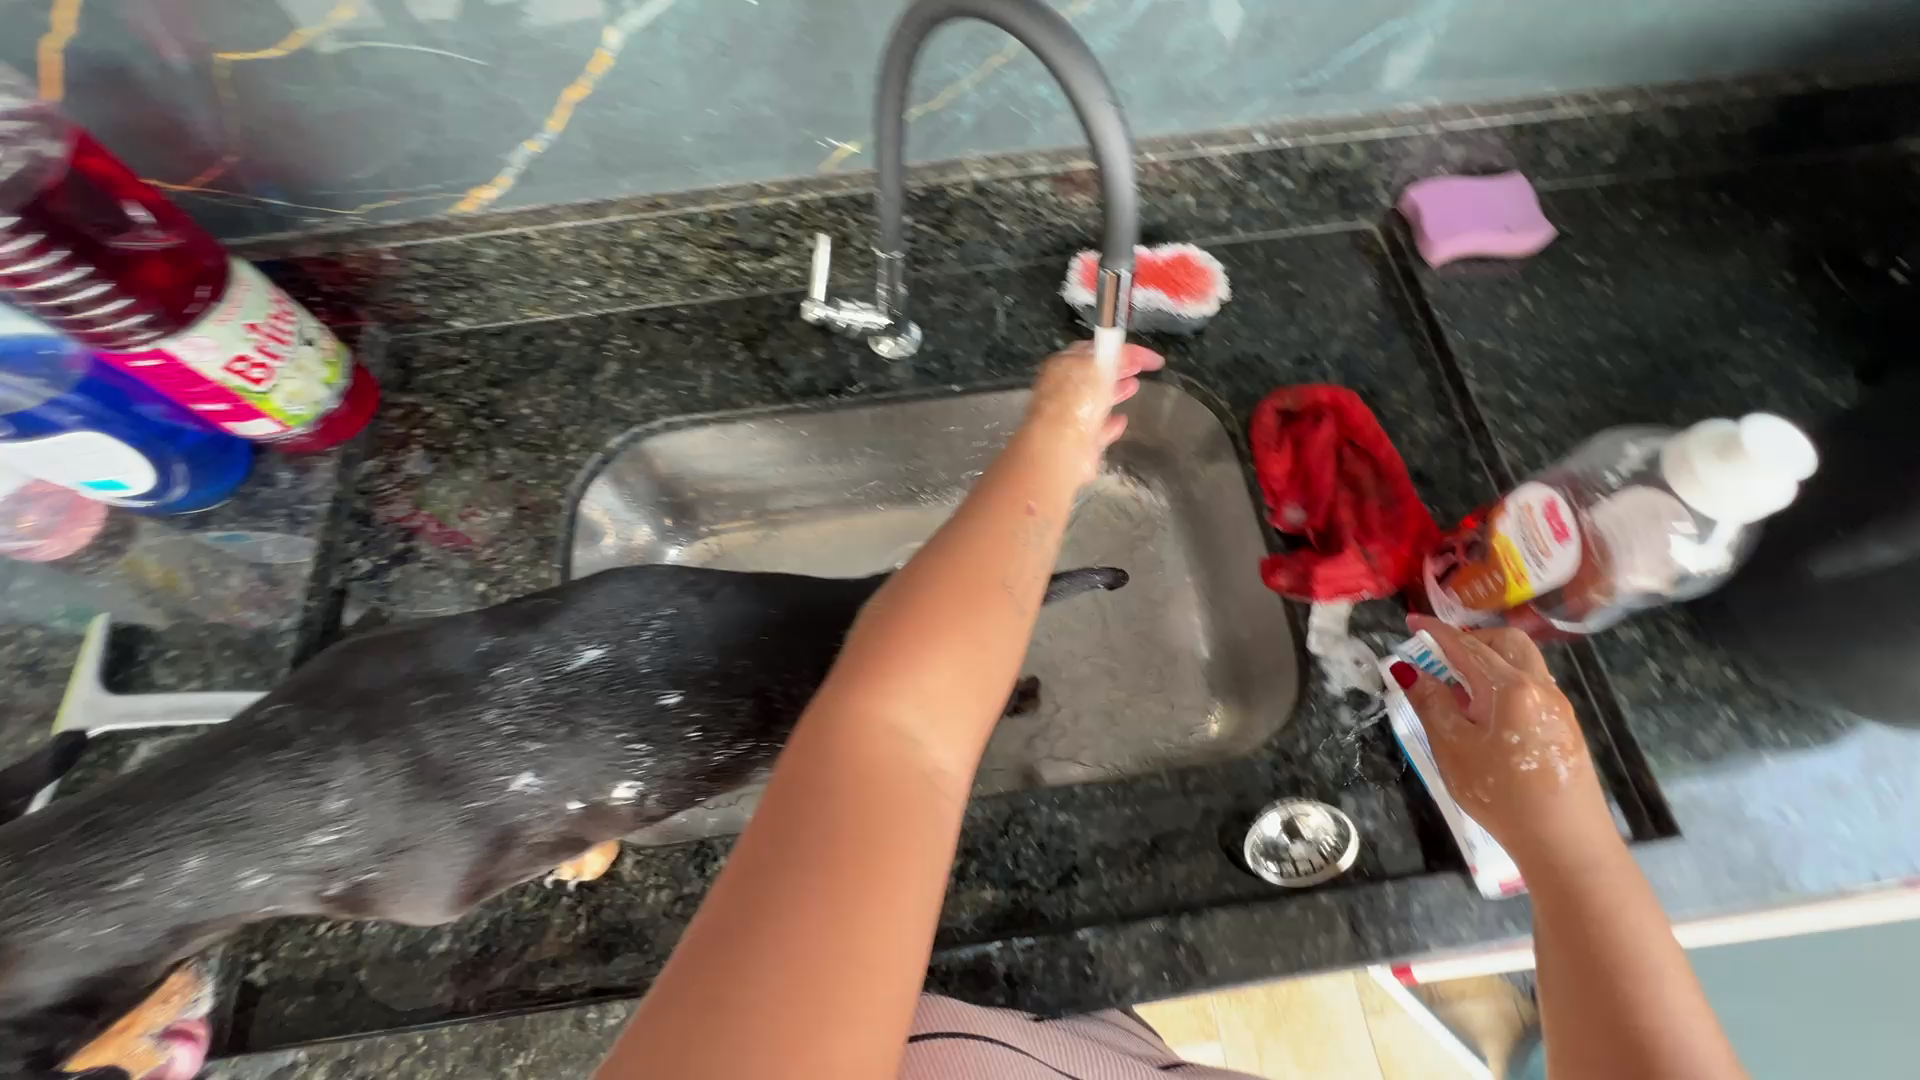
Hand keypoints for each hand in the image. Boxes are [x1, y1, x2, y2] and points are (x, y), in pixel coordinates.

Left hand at [1023, 341, 1164, 481]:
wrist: (1060, 449)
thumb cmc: (1076, 402)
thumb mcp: (1099, 367)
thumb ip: (1111, 355)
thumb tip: (1118, 350)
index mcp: (1065, 366)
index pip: (1098, 350)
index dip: (1126, 351)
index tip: (1152, 359)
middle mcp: (1064, 389)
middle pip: (1095, 374)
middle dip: (1119, 369)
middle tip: (1140, 367)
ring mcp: (1070, 417)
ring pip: (1096, 400)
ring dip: (1116, 392)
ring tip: (1134, 387)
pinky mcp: (1078, 442)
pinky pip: (1097, 429)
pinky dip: (1110, 424)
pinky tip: (1121, 421)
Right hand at [1394, 615, 1616, 866]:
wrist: (1566, 843)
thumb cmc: (1500, 793)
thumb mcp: (1451, 746)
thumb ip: (1429, 701)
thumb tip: (1408, 668)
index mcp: (1508, 687)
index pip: (1466, 646)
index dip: (1435, 631)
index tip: (1411, 621)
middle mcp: (1539, 687)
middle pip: (1506, 642)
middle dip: (1470, 639)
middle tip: (1438, 654)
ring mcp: (1557, 707)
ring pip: (1522, 662)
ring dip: (1488, 659)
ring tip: (1456, 684)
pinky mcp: (1563, 727)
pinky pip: (1530, 685)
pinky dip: (1502, 680)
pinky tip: (1483, 711)